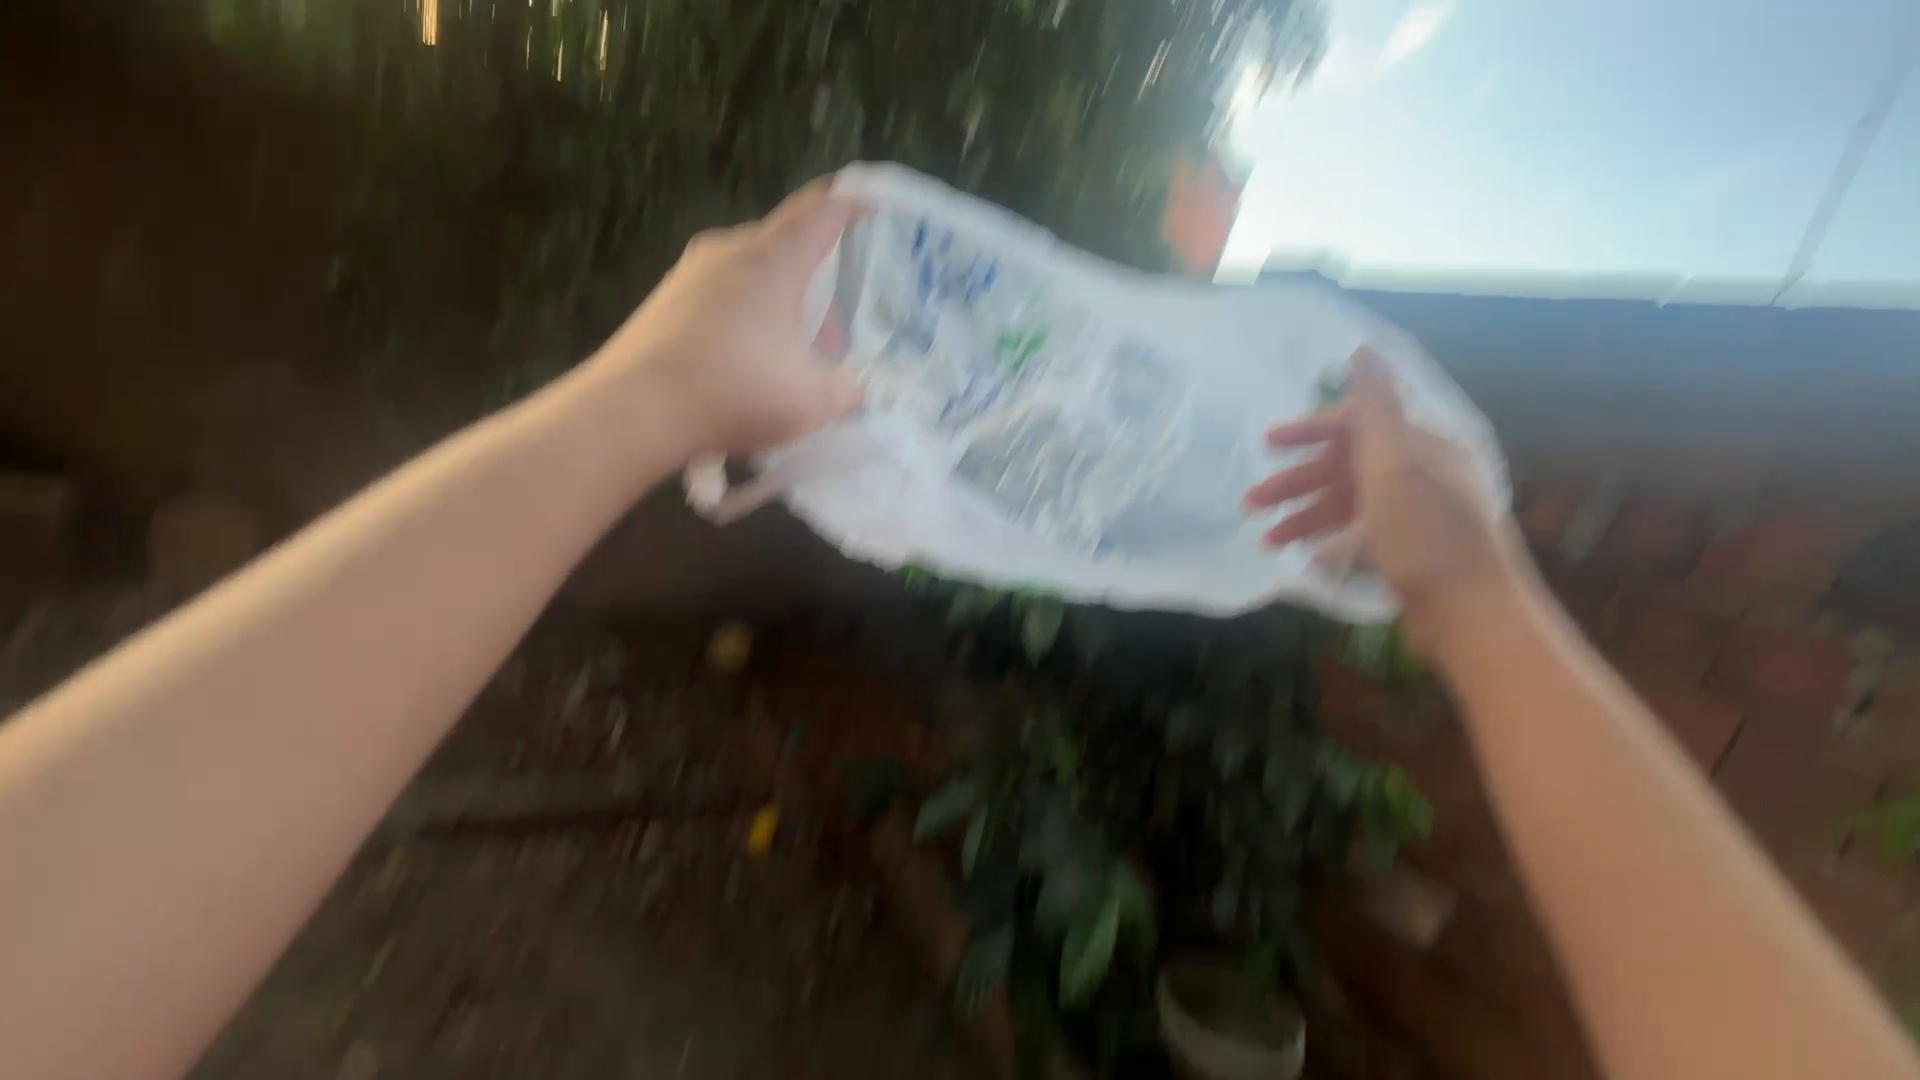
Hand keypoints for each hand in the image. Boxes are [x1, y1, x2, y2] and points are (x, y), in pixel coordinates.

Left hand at [579, 178, 863, 458]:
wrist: (634, 411)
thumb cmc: (736, 391)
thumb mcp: (814, 401)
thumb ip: (847, 390)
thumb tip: (850, 387)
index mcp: (774, 259)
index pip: (821, 211)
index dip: (851, 204)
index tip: (869, 204)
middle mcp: (729, 250)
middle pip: (786, 247)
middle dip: (817, 286)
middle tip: (829, 340)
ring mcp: (690, 273)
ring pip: (752, 274)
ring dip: (780, 307)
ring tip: (787, 360)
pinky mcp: (664, 300)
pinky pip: (720, 296)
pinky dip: (745, 320)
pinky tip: (744, 367)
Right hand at [1244, 346, 1527, 638]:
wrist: (1472, 611)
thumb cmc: (1426, 533)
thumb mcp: (1395, 463)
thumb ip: (1376, 406)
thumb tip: (1364, 349)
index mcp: (1420, 442)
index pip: (1356, 420)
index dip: (1309, 428)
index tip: (1267, 444)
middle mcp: (1420, 470)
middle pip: (1345, 463)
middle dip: (1297, 481)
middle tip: (1252, 501)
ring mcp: (1415, 510)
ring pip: (1347, 501)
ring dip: (1304, 516)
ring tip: (1267, 540)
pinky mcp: (1409, 547)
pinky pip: (1358, 532)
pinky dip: (1329, 540)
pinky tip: (1305, 557)